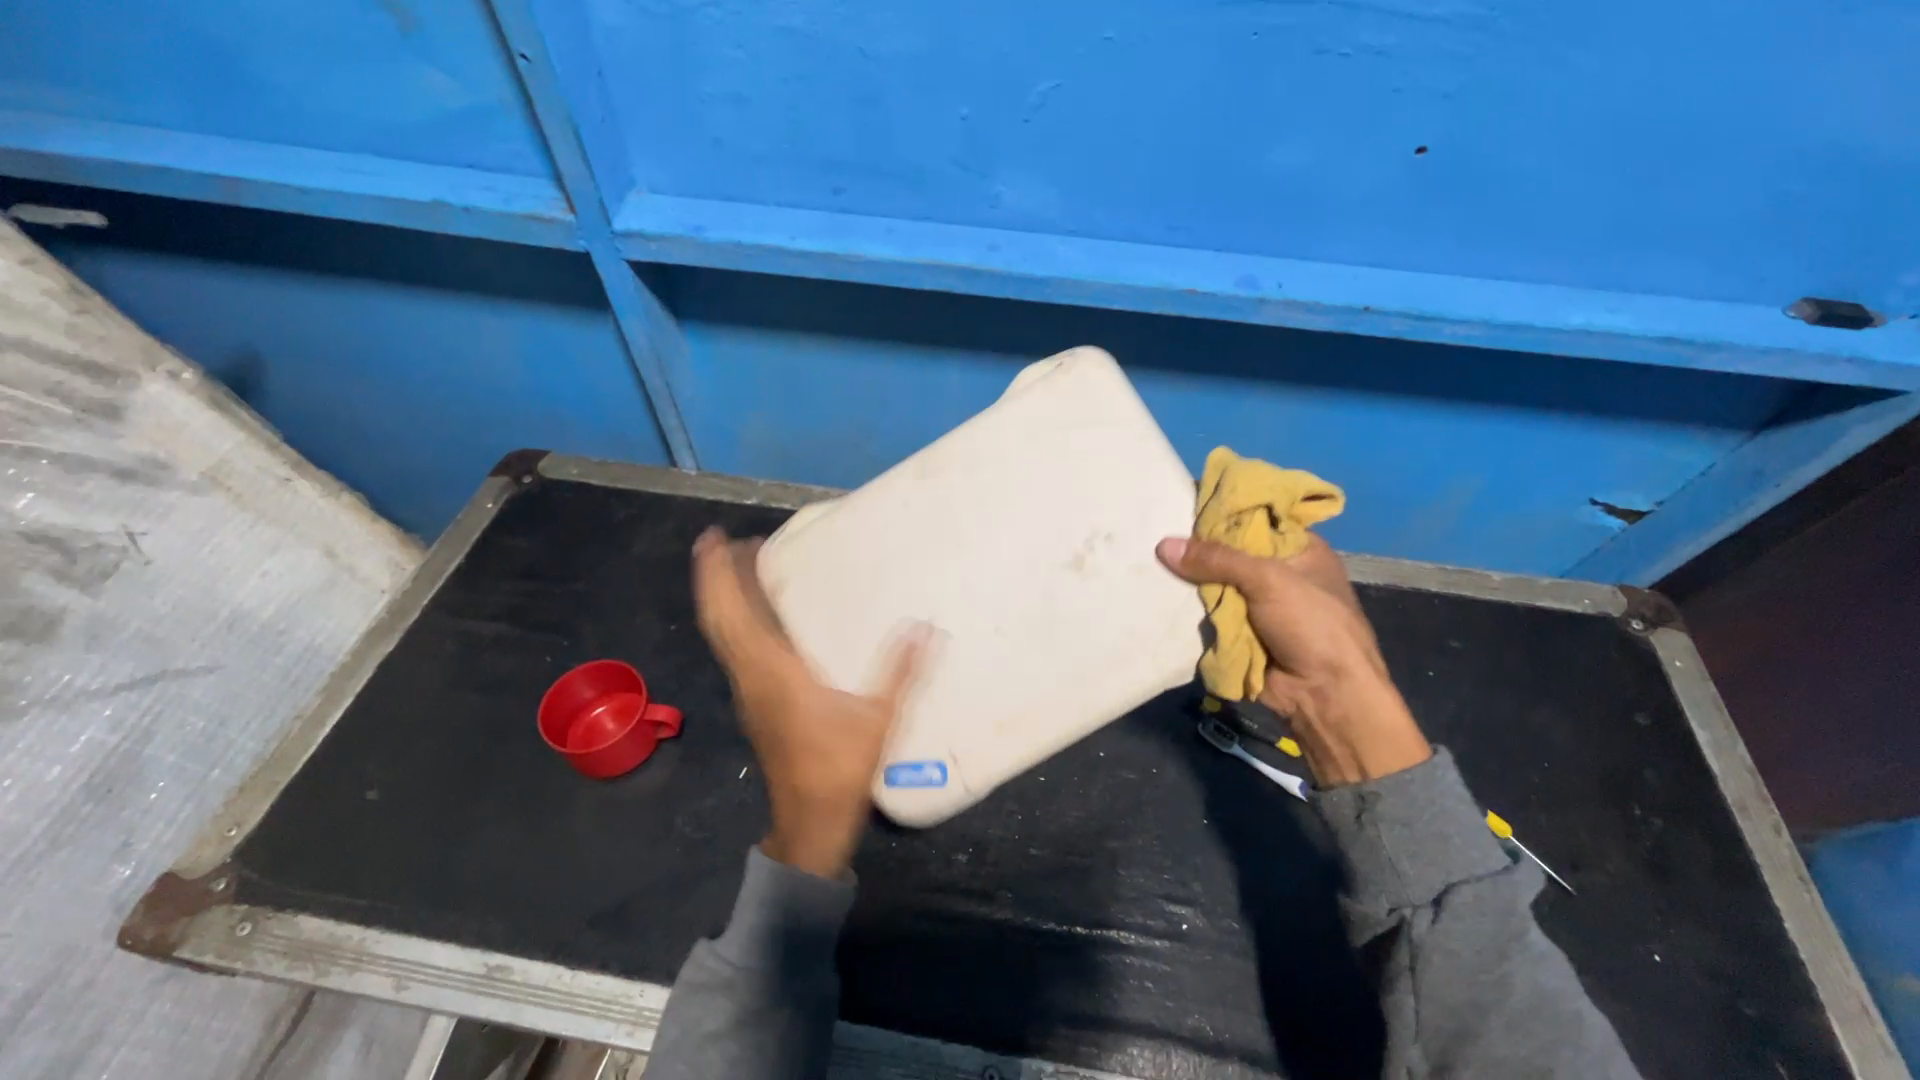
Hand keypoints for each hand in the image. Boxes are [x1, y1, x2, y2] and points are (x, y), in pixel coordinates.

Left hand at [693, 527, 927, 878]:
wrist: (809, 822)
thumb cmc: (839, 769)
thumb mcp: (879, 718)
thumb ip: (901, 670)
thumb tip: (926, 626)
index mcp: (774, 672)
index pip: (735, 614)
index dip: (722, 575)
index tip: (719, 538)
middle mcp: (751, 676)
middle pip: (719, 619)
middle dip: (715, 577)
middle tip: (723, 541)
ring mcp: (748, 692)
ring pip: (723, 635)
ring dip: (723, 598)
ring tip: (738, 567)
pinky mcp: (754, 704)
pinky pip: (734, 649)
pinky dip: (734, 620)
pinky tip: (756, 615)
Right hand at [1157, 534, 1431, 786]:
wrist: (1324, 695)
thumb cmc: (1311, 624)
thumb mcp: (1268, 579)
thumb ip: (1217, 559)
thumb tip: (1164, 545)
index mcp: (1300, 550)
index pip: (1256, 520)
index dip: (1223, 513)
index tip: (1183, 506)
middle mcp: (1280, 573)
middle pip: (1230, 553)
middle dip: (1199, 550)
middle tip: (1158, 535)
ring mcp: (1259, 606)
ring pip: (1216, 585)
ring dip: (1190, 582)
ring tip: (1151, 563)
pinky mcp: (1242, 633)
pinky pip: (1210, 614)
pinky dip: (1192, 610)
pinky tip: (1161, 595)